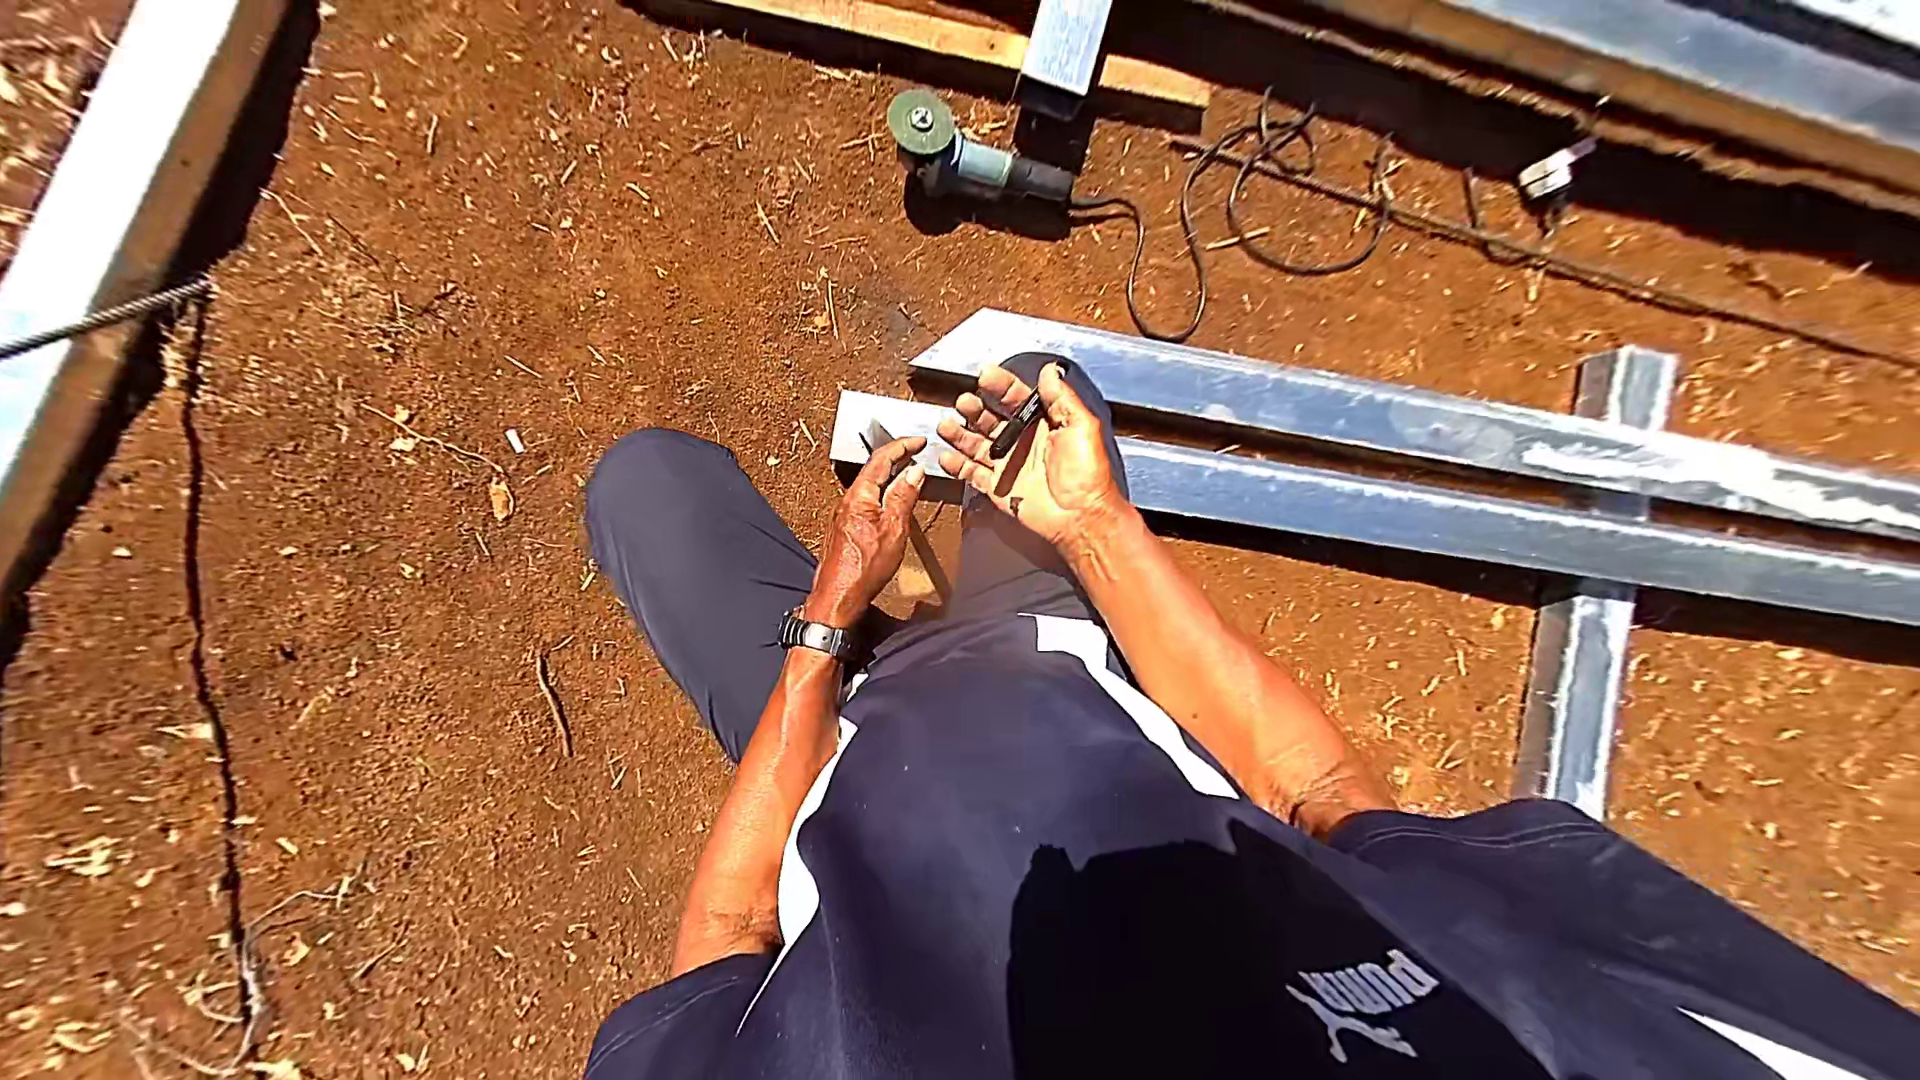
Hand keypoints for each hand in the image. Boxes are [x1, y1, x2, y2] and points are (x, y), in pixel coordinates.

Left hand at [803, 436, 927, 627]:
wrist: (839, 596)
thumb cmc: (862, 568)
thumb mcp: (894, 529)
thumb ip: (904, 497)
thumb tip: (914, 472)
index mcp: (860, 495)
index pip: (882, 458)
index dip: (902, 446)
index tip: (918, 440)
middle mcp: (848, 500)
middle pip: (874, 468)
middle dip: (897, 457)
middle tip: (916, 451)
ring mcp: (845, 513)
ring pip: (870, 485)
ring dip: (890, 475)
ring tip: (909, 473)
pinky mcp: (846, 527)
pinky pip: (867, 500)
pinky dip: (883, 493)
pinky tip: (893, 501)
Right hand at [936, 362, 1126, 553]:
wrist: (1080, 517)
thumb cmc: (1087, 475)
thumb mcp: (1081, 427)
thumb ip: (1061, 398)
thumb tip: (1049, 371)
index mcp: (1044, 425)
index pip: (1017, 398)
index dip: (1000, 386)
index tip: (984, 376)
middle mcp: (1023, 443)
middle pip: (991, 420)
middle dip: (974, 409)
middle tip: (963, 402)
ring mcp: (1009, 466)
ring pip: (977, 445)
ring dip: (960, 434)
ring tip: (946, 425)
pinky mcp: (998, 489)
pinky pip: (972, 474)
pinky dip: (958, 466)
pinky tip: (946, 456)